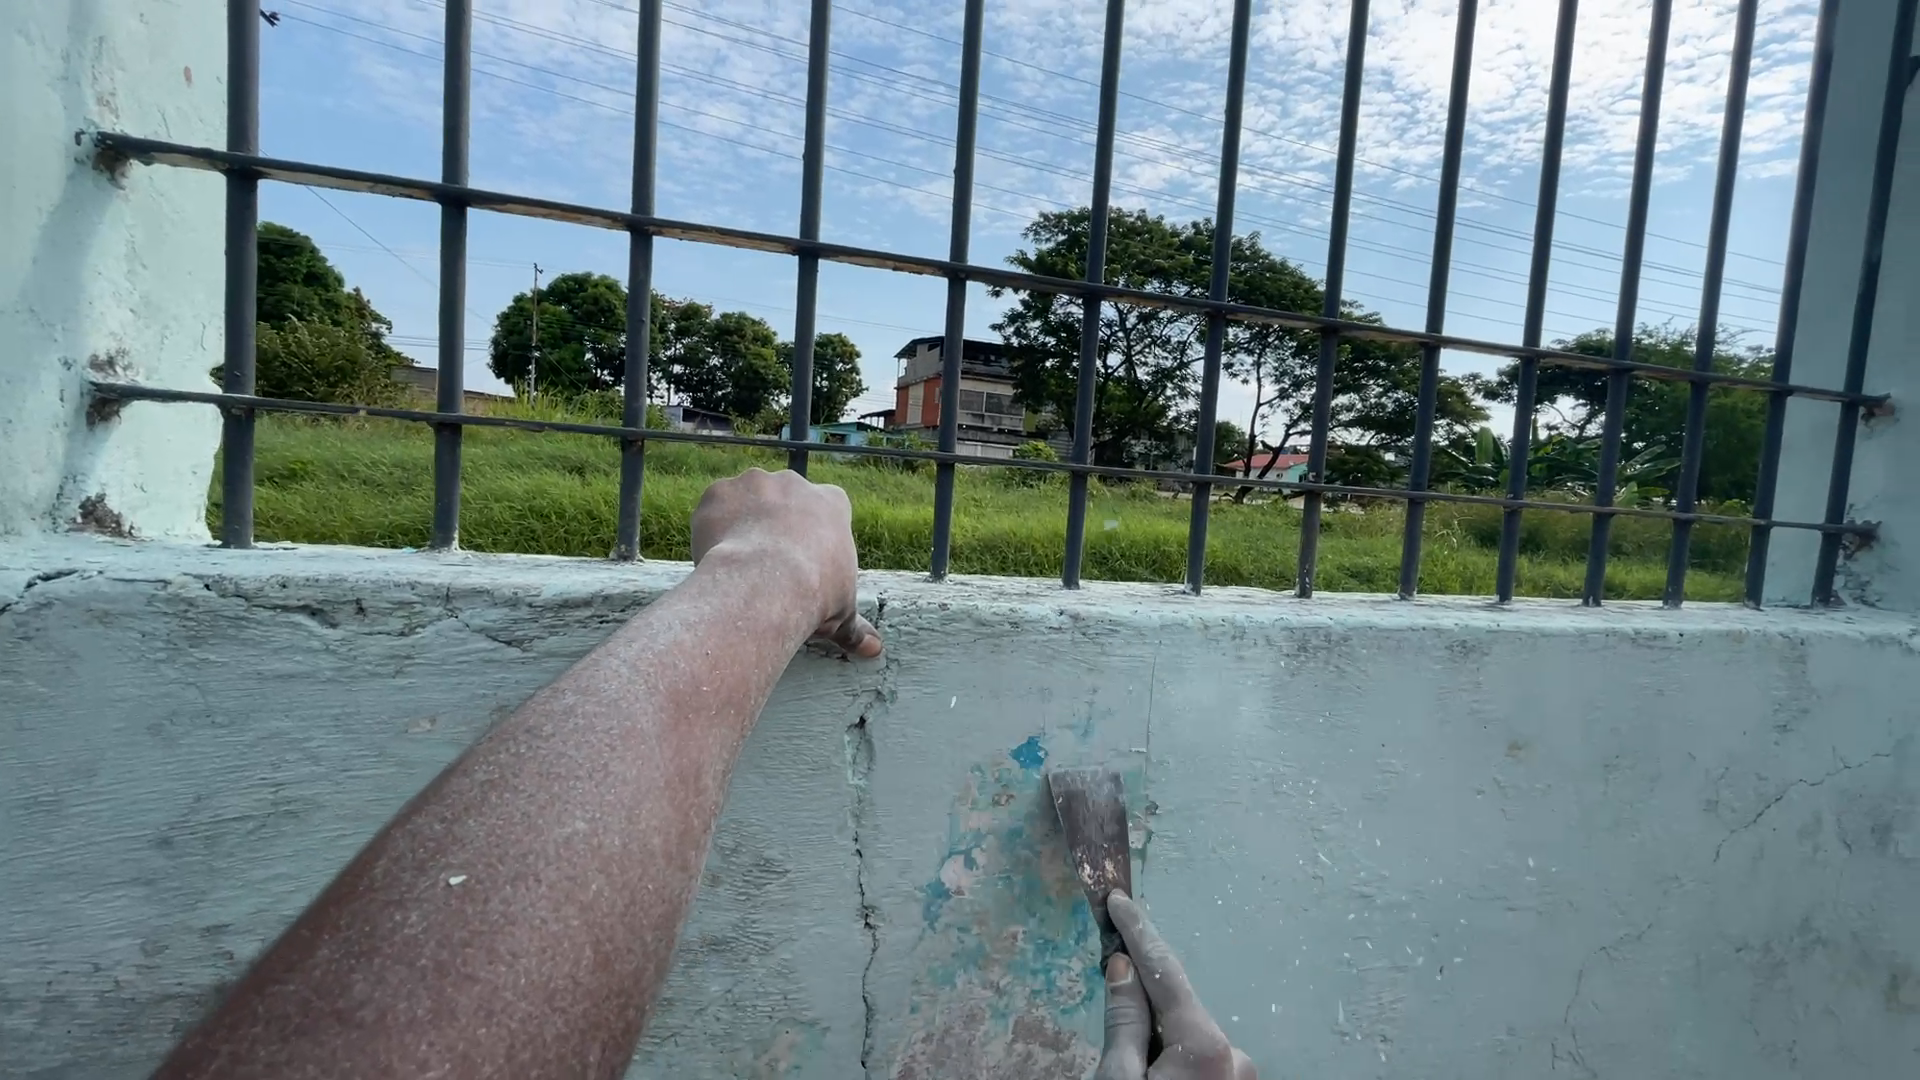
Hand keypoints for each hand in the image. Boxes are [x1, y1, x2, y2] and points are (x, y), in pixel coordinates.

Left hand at [689, 467, 881, 657]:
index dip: (813, 532)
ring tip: (740, 563)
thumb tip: (874, 650)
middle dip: (776, 524)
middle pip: (784, 498)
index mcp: (832, 503)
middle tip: (769, 565)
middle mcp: (794, 483)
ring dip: (743, 522)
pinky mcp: (719, 493)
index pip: (828, 506)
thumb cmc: (814, 594)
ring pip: (746, 499)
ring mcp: (755, 484)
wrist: (765, 585)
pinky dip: (711, 528)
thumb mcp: (841, 613)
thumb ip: (854, 627)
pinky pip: (713, 507)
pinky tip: (714, 557)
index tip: (806, 559)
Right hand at [1097, 891, 1256, 1079]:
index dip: (1137, 931)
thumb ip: (1123, 1020)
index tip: (1117, 899)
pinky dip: (1172, 1050)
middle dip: (1142, 986)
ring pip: (1184, 1031)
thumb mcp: (1118, 1078)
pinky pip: (1196, 1055)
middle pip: (1174, 1003)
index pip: (1164, 971)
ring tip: (1128, 1053)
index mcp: (1206, 1045)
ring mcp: (1239, 1076)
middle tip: (1109, 973)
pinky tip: (1150, 1067)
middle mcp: (1233, 1054)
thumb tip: (1123, 965)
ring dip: (1157, 1026)